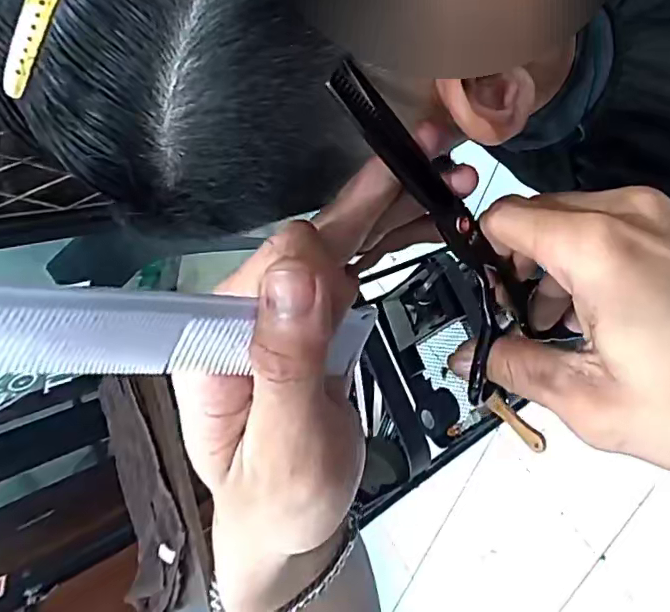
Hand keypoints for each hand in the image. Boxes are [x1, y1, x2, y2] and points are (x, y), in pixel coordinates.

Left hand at [174, 139, 470, 610]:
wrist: (288, 524)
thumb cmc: (276, 502)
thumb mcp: (282, 450)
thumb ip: (284, 360)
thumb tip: (298, 269)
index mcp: (220, 330)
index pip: (278, 260)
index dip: (340, 236)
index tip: (403, 200)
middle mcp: (251, 302)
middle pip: (316, 232)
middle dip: (378, 190)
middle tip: (432, 146)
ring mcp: (287, 302)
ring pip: (343, 237)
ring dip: (398, 205)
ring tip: (450, 176)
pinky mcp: (316, 308)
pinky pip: (358, 260)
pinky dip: (397, 235)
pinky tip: (430, 218)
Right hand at [452, 188, 669, 484]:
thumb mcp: (598, 405)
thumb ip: (519, 369)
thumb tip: (468, 356)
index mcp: (593, 244)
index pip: (501, 217)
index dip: (479, 254)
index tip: (485, 301)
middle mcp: (621, 210)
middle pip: (534, 215)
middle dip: (515, 264)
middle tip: (524, 324)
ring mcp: (656, 213)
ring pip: (571, 219)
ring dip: (552, 263)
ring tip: (567, 328)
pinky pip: (608, 225)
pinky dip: (589, 258)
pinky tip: (611, 315)